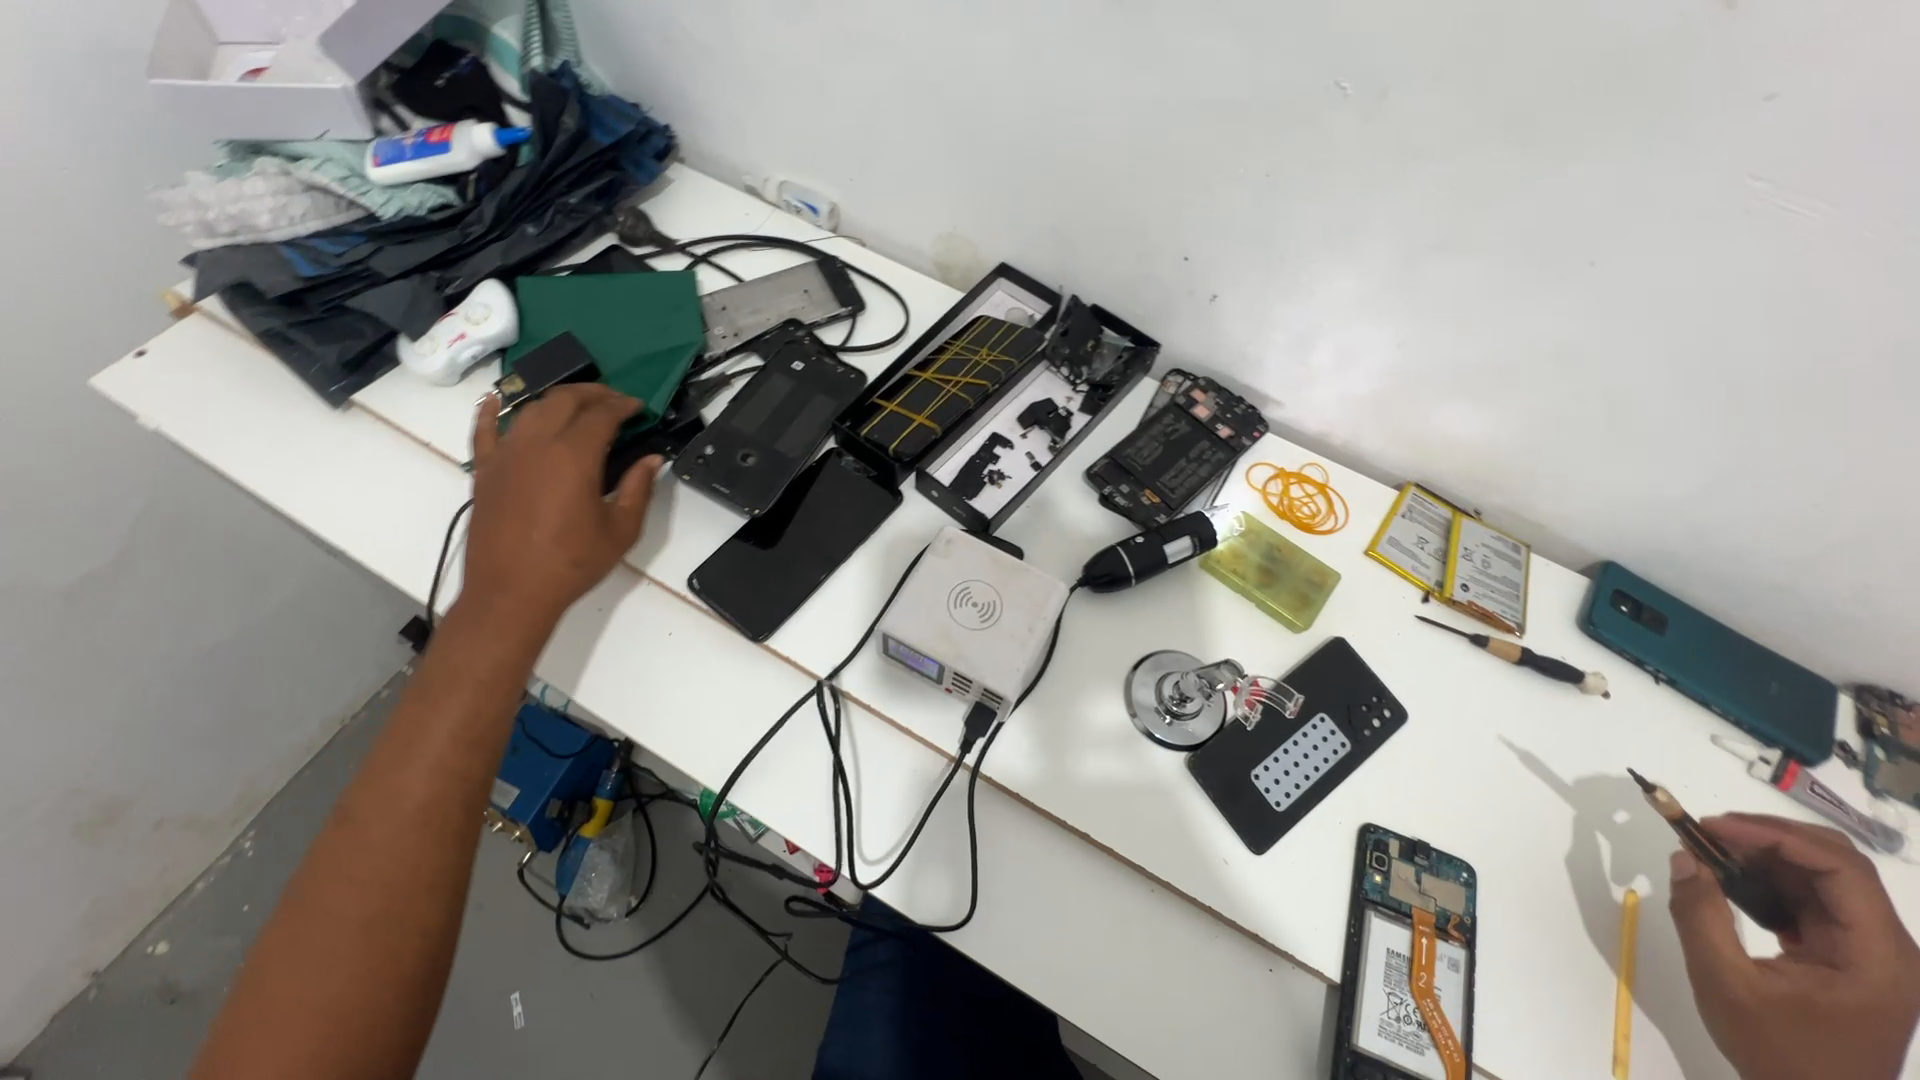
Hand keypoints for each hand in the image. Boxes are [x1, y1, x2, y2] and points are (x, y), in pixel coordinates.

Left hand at [461, 385, 661, 625]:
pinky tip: (496, 400)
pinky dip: (490, 411)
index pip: (601, 415)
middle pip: (564, 401)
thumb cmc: (573, 563)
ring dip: (556, 401)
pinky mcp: (484, 470)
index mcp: (574, 456)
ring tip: (575, 407)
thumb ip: (639, 489)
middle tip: (612, 402)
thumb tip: (652, 459)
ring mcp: (505, 455)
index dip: (623, 405)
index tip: (638, 406)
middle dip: (592, 394)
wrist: (512, 592)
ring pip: (530, 410)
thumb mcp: (620, 530)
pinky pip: (483, 431)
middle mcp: (537, 444)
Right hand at [1670, 813, 1919, 1079]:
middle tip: (1706, 831)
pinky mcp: (1850, 958)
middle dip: (1769, 837)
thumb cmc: (1775, 1050)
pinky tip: (1731, 884)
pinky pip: (1814, 903)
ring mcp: (1871, 953)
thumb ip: (1700, 914)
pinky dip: (1770, 883)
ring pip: (1823, 880)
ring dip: (1765, 858)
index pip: (1839, 869)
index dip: (1775, 836)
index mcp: (1876, 954)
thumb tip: (1684, 856)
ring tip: (1708, 853)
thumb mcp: (1724, 982)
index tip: (1712, 827)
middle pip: (1838, 866)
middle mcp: (1888, 947)